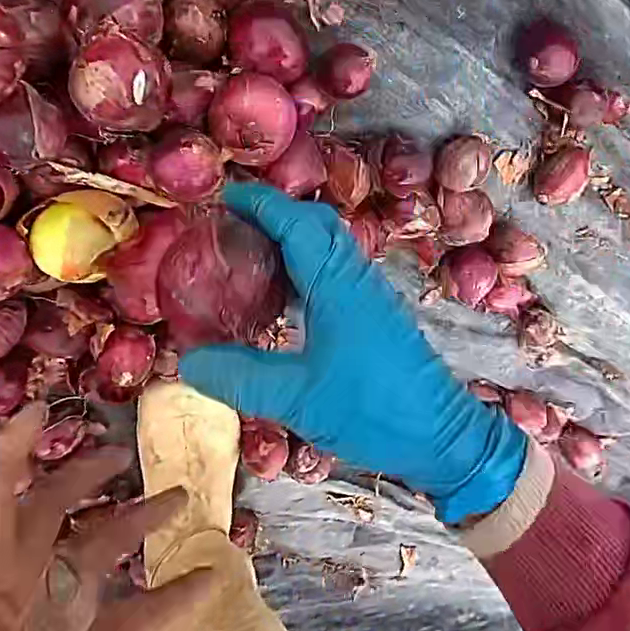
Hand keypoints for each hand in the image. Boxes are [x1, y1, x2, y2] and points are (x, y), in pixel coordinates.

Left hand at [0, 404, 216, 630]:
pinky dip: (167, 599)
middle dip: (87, 477)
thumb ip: (62, 595)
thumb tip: (85, 544)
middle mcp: (21, 588)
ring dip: (139, 527)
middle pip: (54, 513)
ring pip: (100, 557)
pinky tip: (204, 583)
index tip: (40, 408)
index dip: (14, 449)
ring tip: (181, 502)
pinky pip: (129, 616)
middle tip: (125, 454)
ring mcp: (53, 620)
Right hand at [180, 183, 527, 522]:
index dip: (262, 204)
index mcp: (338, 283)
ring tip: (250, 253)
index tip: (226, 196)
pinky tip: (284, 294)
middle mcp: (357, 277)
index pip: (298, 223)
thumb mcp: (297, 398)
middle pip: (317, 224)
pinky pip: (336, 270)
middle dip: (276, 213)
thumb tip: (188, 362)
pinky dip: (307, 265)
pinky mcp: (377, 312)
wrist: (441, 434)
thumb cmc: (373, 408)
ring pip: (329, 246)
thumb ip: (241, 377)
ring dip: (293, 238)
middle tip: (232, 223)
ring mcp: (371, 293)